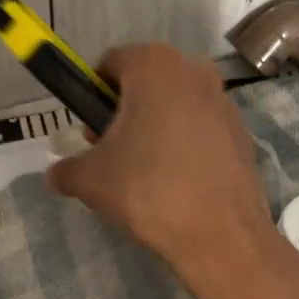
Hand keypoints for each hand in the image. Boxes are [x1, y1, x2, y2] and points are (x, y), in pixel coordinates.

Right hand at [46, 43, 274, 272]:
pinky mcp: (242, 133)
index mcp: (153, 66)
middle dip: (124, 111)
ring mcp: (224, 101)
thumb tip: (56, 174)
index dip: (92, 95)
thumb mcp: (89, 180)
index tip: (89, 131)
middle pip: (145, 82)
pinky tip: (177, 182)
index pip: (110, 64)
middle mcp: (194, 71)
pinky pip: (201, 130)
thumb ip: (65, 169)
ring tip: (145, 172)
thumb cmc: (147, 190)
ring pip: (176, 105)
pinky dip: (185, 146)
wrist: (219, 234)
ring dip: (156, 128)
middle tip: (112, 154)